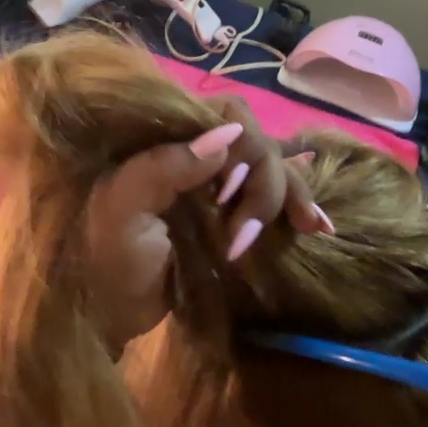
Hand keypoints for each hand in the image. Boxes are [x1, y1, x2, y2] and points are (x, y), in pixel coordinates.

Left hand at [80, 103, 326, 351]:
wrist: (110, 313)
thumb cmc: (108, 259)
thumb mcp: (123, 209)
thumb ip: (166, 165)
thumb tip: (227, 133)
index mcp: (165, 138)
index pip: (225, 113)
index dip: (240, 146)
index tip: (228, 193)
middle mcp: (196, 151)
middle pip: (255, 141)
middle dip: (261, 184)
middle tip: (242, 234)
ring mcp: (218, 182)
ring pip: (273, 166)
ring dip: (288, 195)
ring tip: (305, 227)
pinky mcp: (233, 212)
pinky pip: (275, 196)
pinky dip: (299, 206)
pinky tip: (319, 226)